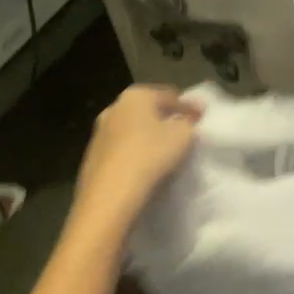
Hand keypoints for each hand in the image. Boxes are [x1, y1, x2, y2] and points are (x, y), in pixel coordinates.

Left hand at [71, 85, 202, 233]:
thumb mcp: (182, 135)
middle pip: (147, 111)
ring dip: (147, 138)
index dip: (189, 106)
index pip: (170, 96)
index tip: (202, 118)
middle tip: (182, 133)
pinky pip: (120, 151)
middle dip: (164, 120)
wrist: (109, 197)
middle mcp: (113, 108)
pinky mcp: (91, 158)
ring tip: (163, 153)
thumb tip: (188, 118)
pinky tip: (143, 168)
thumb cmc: (150, 155)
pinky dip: (133, 154)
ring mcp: (99, 133)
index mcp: (136, 96)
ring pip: (131, 131)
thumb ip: (189, 122)